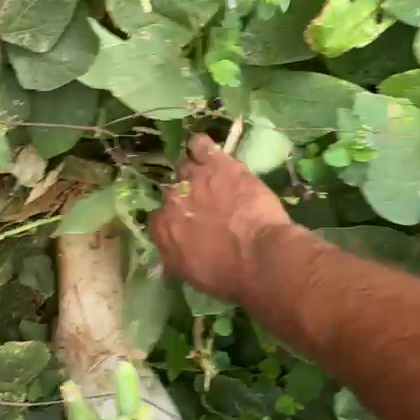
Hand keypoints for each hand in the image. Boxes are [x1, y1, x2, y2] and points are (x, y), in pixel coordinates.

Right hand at [149, 134, 292, 303]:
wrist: (260, 257)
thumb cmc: (228, 275)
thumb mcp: (191, 275)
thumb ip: (174, 257)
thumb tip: (169, 256)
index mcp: (163, 228)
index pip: (159, 218)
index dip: (174, 220)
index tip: (188, 224)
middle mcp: (172, 199)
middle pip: (172, 190)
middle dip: (186, 197)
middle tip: (205, 206)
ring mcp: (194, 178)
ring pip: (186, 167)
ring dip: (196, 173)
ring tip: (211, 180)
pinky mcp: (218, 164)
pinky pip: (201, 145)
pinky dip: (201, 146)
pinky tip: (207, 150)